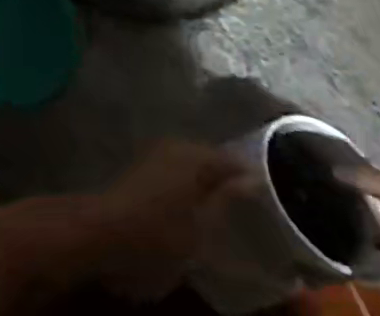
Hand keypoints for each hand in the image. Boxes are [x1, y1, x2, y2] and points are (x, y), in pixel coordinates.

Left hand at [90, 140, 248, 301]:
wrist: (106, 232)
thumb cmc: (158, 231)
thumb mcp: (203, 224)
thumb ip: (227, 197)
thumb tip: (253, 178)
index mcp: (192, 155)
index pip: (232, 159)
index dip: (252, 176)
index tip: (273, 198)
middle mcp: (173, 146)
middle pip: (211, 159)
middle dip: (230, 178)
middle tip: (253, 206)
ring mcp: (154, 155)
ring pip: (193, 164)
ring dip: (209, 182)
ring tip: (229, 210)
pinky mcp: (142, 169)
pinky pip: (177, 171)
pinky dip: (190, 185)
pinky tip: (199, 207)